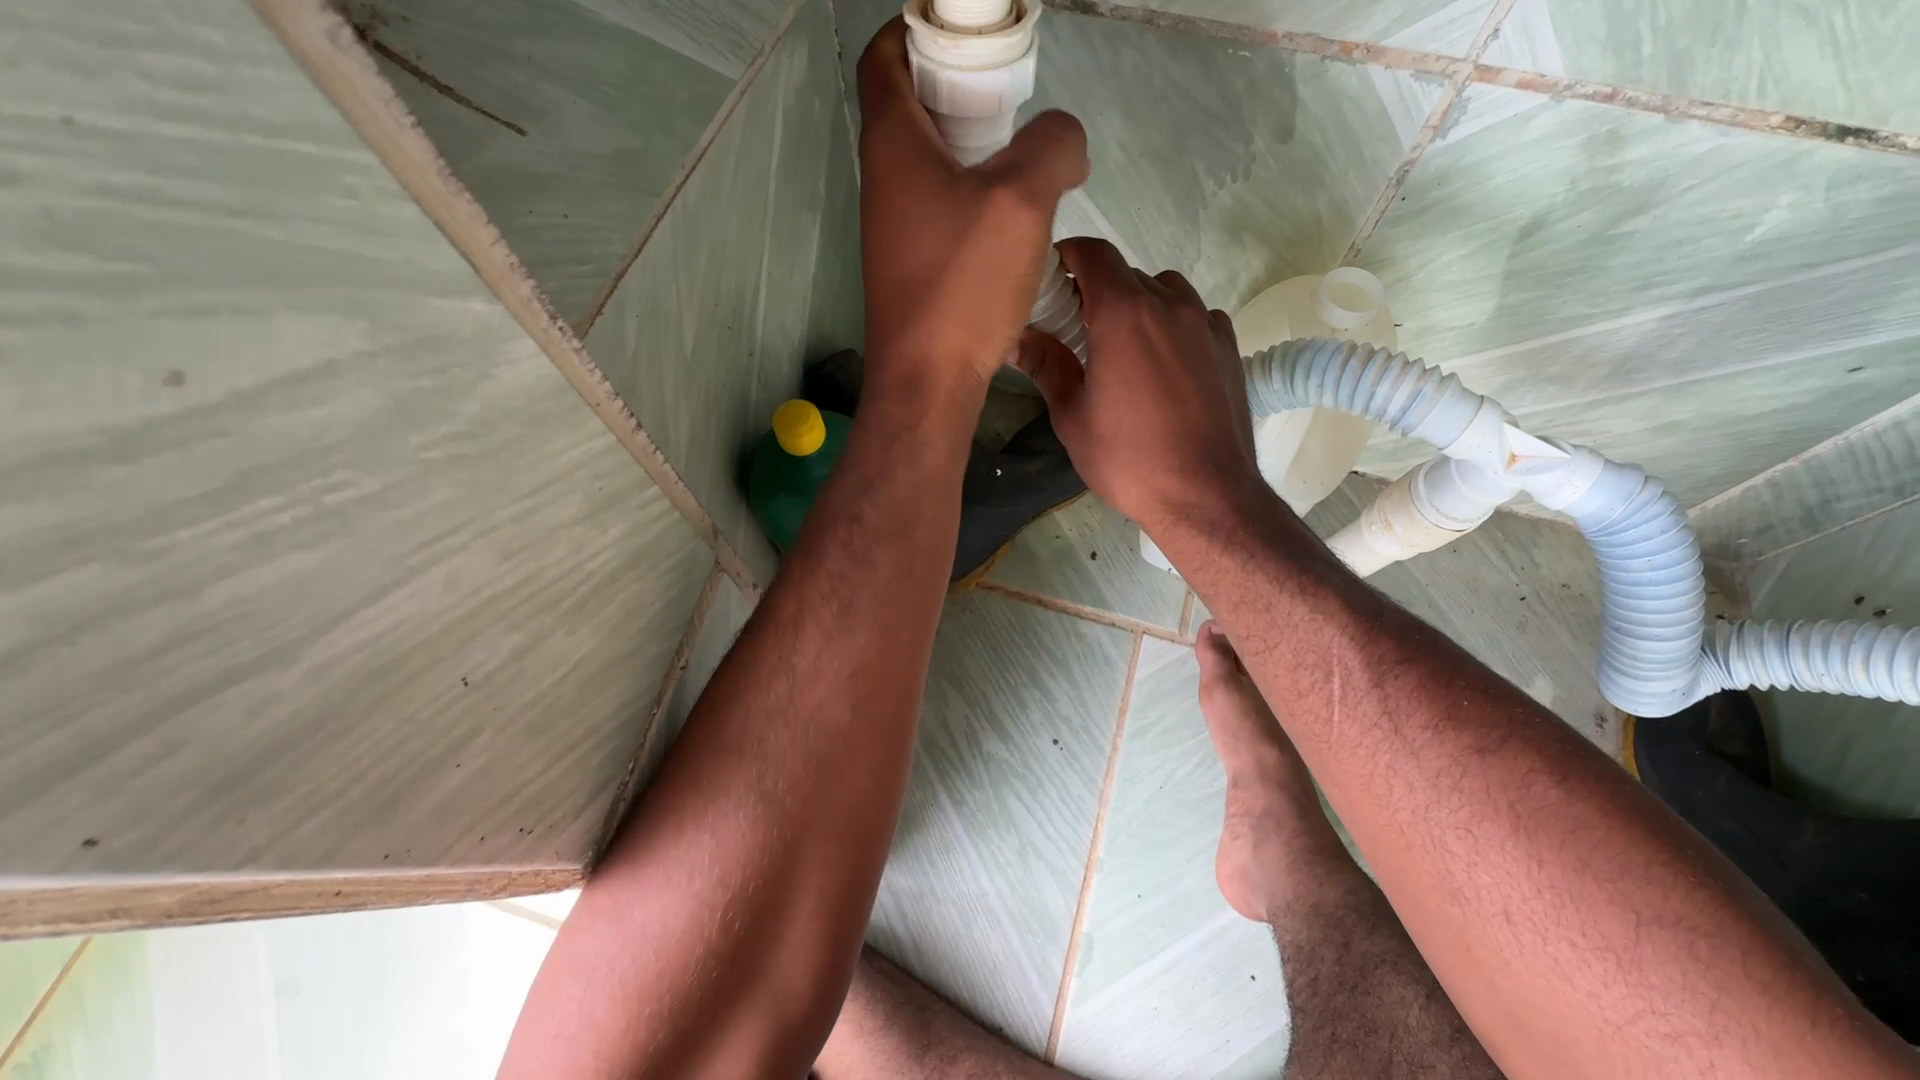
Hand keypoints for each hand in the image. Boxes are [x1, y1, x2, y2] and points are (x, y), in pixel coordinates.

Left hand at [856, 19, 1088, 398]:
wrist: (928, 381)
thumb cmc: (963, 284)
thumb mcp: (1023, 199)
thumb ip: (1053, 146)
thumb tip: (1065, 140)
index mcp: (893, 143)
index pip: (884, 56)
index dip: (919, 31)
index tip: (969, 35)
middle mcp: (883, 178)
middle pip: (911, 103)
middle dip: (961, 86)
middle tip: (1014, 96)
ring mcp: (895, 224)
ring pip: (931, 158)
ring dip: (974, 145)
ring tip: (1028, 156)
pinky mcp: (913, 262)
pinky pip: (942, 203)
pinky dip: (974, 190)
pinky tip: (1016, 215)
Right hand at [1015, 238, 1264, 534]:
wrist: (1206, 496)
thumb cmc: (1128, 458)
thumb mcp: (1072, 416)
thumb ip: (1046, 365)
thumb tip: (1018, 338)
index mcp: (1125, 312)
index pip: (1093, 252)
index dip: (1067, 256)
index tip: (1051, 281)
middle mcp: (1170, 304)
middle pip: (1127, 273)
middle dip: (1098, 291)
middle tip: (1077, 329)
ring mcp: (1206, 323)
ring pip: (1165, 291)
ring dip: (1139, 305)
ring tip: (1123, 348)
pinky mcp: (1229, 347)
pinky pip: (1195, 317)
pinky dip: (1173, 326)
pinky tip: (1164, 366)